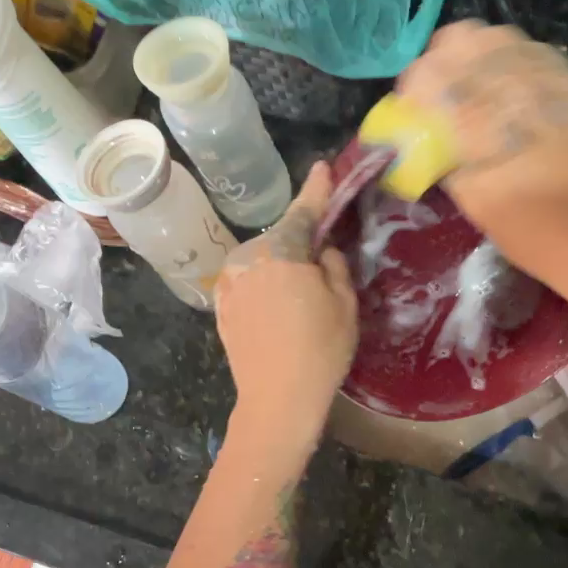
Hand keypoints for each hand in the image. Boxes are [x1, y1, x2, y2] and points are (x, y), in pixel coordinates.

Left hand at [215, 162, 357, 439]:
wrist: (277, 400)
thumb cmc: (321, 352)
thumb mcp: (346, 307)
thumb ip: (336, 268)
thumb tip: (324, 251)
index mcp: (284, 251)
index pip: (304, 212)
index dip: (317, 190)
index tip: (323, 167)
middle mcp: (251, 259)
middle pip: (282, 240)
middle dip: (301, 245)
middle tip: (323, 268)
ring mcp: (231, 283)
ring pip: (263, 263)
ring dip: (280, 269)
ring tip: (301, 301)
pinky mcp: (222, 307)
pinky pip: (248, 285)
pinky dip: (264, 289)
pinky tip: (279, 314)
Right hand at [396, 21, 567, 279]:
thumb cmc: (529, 230)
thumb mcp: (475, 200)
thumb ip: (447, 157)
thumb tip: (427, 133)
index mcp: (486, 117)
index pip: (436, 71)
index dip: (419, 79)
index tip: (412, 98)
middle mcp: (520, 85)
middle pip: (469, 40)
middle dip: (448, 59)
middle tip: (441, 88)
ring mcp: (555, 81)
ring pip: (505, 41)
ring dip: (481, 57)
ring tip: (475, 86)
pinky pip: (539, 57)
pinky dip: (517, 66)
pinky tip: (512, 91)